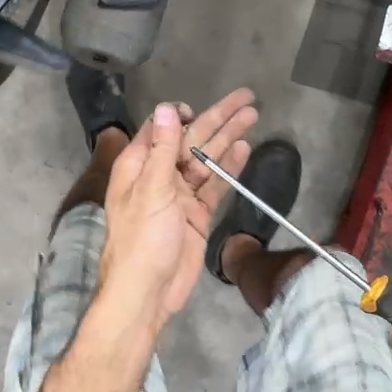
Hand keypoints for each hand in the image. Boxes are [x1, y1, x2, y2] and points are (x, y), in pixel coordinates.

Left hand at [95, 90, 257, 332]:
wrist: (147, 293)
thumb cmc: (141, 239)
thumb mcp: (151, 189)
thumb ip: (163, 149)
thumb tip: (167, 108)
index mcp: (138, 165)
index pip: (161, 129)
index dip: (182, 114)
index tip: (201, 106)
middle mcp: (159, 175)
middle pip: (191, 140)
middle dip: (217, 119)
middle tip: (246, 98)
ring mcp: (179, 195)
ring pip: (206, 160)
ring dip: (228, 138)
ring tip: (253, 116)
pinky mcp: (196, 215)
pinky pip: (215, 186)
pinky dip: (229, 168)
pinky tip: (245, 150)